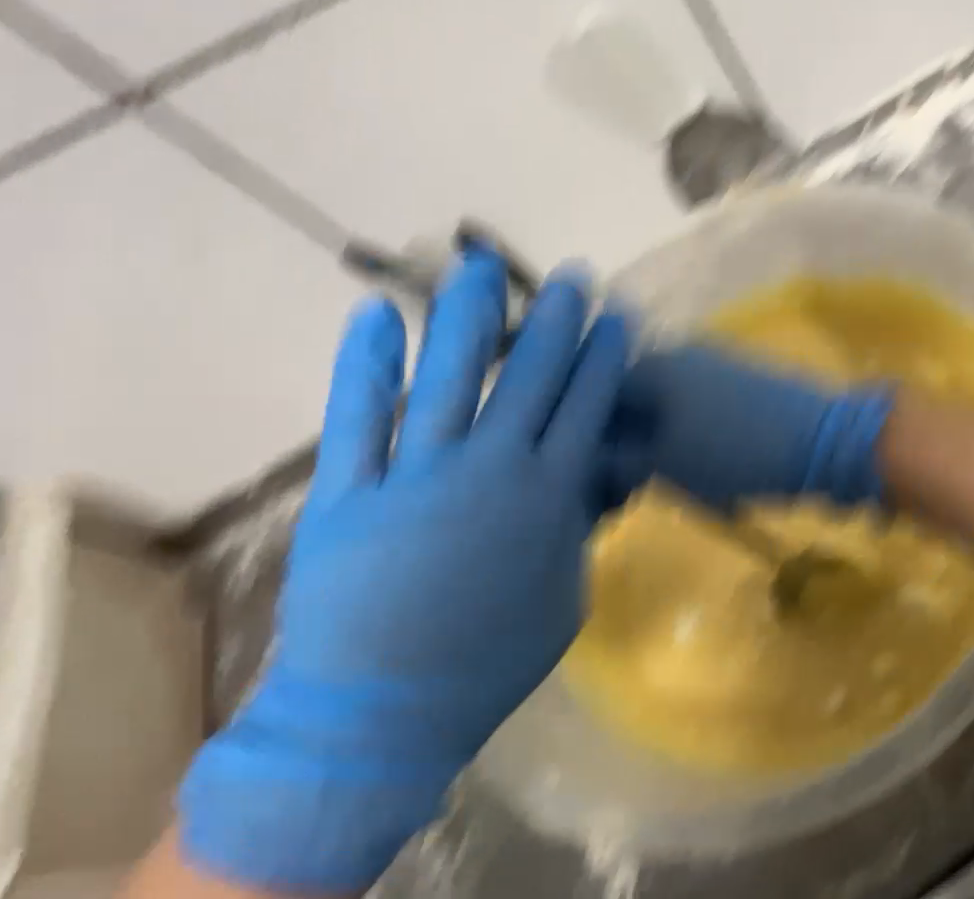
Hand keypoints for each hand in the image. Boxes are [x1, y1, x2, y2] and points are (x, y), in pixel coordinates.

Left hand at [178, 252, 631, 893]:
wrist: (383, 713)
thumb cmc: (491, 662)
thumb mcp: (566, 598)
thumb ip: (574, 533)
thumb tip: (582, 489)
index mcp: (550, 497)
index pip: (586, 407)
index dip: (604, 356)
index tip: (616, 315)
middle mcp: (491, 469)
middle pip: (530, 379)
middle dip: (556, 323)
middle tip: (571, 278)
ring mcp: (416, 474)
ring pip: (449, 378)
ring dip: (469, 319)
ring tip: (480, 267)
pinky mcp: (349, 490)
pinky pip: (359, 416)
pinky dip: (366, 363)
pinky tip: (377, 315)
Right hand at [608, 344, 894, 511]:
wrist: (825, 439)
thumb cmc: (736, 451)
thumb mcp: (665, 465)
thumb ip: (615, 462)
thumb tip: (582, 463)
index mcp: (651, 364)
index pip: (593, 399)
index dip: (590, 443)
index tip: (596, 483)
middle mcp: (678, 353)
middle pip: (632, 404)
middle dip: (629, 448)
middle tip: (635, 492)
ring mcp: (715, 365)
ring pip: (667, 411)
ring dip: (663, 449)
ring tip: (675, 487)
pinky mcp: (744, 384)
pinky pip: (700, 412)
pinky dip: (694, 442)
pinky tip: (708, 475)